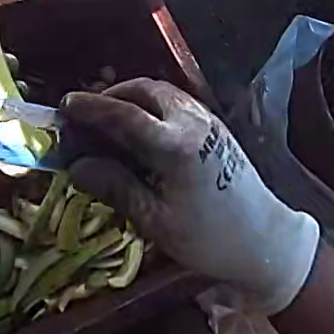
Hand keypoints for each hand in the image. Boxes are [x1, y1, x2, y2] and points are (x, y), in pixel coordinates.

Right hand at [63, 79, 319, 314]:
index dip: (91, 108)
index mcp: (176, 146)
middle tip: (87, 114)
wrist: (267, 242)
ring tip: (110, 119)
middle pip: (142, 90)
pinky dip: (150, 103)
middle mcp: (191, 122)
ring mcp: (206, 119)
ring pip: (160, 91)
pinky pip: (174, 100)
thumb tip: (76, 166)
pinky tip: (140, 126)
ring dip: (131, 96)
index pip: (124, 114)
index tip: (66, 105)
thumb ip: (115, 187)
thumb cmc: (209, 239)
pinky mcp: (214, 124)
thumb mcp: (155, 221)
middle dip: (110, 96)